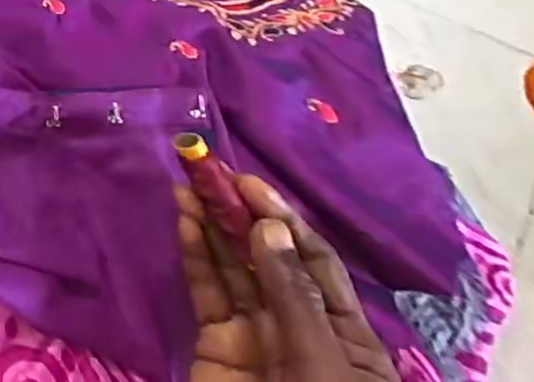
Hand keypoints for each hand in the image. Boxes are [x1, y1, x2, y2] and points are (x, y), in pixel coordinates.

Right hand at [177, 175, 399, 381]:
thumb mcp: (323, 369)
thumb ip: (293, 296)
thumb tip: (269, 226)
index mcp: (348, 340)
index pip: (316, 264)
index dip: (284, 220)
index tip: (249, 183)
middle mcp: (301, 329)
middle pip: (268, 258)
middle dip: (239, 214)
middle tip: (208, 171)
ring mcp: (256, 335)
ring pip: (232, 267)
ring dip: (210, 224)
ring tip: (188, 184)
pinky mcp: (216, 342)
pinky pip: (206, 289)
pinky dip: (195, 253)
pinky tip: (186, 221)